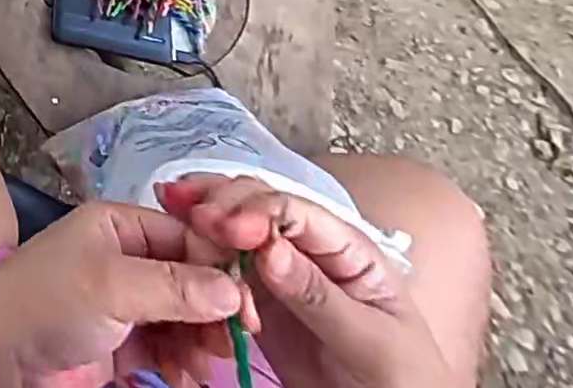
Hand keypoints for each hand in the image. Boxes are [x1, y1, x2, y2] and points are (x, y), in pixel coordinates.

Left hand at [0, 201, 252, 387]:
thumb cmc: (51, 301)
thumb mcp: (111, 285)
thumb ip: (173, 285)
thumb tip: (233, 288)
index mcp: (117, 225)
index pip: (182, 235)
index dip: (218, 266)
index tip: (250, 307)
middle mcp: (124, 257)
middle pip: (188, 279)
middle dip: (212, 310)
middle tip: (231, 344)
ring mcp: (124, 301)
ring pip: (183, 317)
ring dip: (200, 341)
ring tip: (203, 366)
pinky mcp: (122, 342)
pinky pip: (168, 347)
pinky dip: (183, 362)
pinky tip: (186, 376)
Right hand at [159, 175, 455, 387]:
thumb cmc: (401, 386)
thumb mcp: (372, 347)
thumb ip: (320, 296)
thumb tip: (268, 248)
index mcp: (342, 245)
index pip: (291, 209)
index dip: (253, 209)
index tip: (220, 227)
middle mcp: (303, 243)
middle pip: (252, 202)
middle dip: (217, 202)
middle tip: (181, 211)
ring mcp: (275, 265)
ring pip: (228, 222)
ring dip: (200, 217)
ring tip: (171, 216)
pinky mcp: (252, 290)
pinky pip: (218, 259)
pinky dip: (196, 247)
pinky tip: (177, 238)